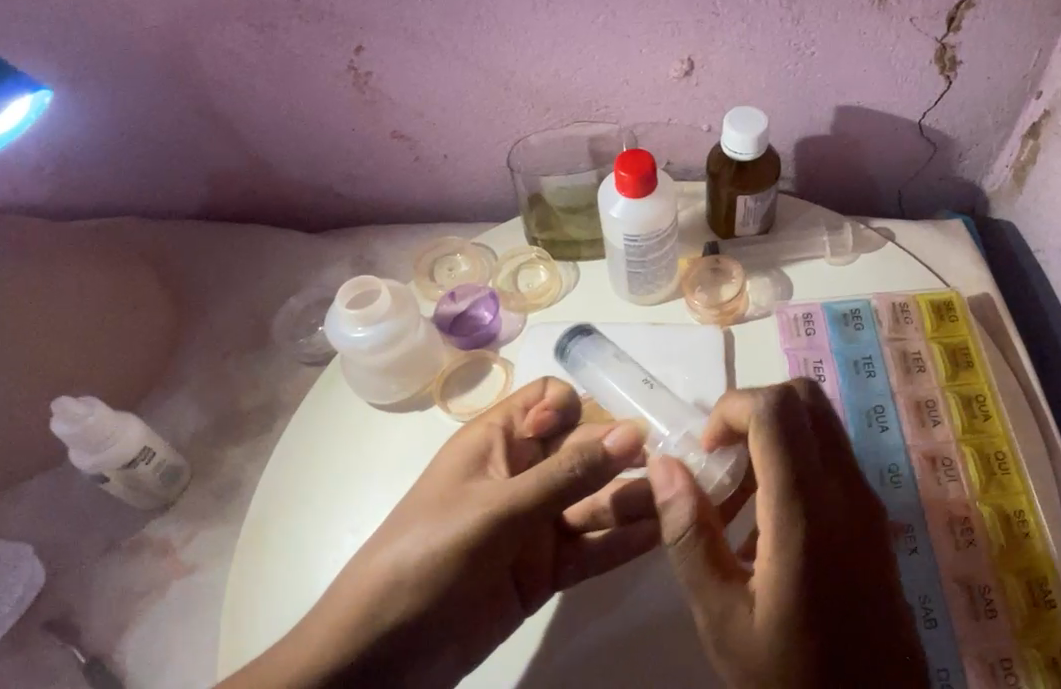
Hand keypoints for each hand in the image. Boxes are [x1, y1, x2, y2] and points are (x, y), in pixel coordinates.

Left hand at [222, 377, 655, 688]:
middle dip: (626, 455)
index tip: (582, 437)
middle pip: (586, 450)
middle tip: (676, 466)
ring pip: (597, 499)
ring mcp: (536, 525)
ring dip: (636, 498)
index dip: (571, 409)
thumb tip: (634, 433)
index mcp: (497, 443)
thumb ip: (567, 476)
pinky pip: (594, 547)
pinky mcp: (546, 570)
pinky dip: (627, 540)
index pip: (548, 399)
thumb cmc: (425, 559)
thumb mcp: (495, 512)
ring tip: (684, 499)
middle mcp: (523, 475)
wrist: (376, 659)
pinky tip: (666, 532)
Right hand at [652, 380, 927, 688]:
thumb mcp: (724, 621)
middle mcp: (847, 489)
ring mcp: (867, 500)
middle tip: (719, 463)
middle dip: (752, 411)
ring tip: (735, 501)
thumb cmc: (792, 677)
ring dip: (773, 436)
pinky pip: (832, 457)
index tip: (703, 454)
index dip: (731, 409)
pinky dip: (795, 460)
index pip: (776, 409)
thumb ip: (690, 537)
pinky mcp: (874, 516)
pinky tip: (766, 524)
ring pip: (821, 423)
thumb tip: (665, 465)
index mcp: (808, 511)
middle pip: (804, 398)